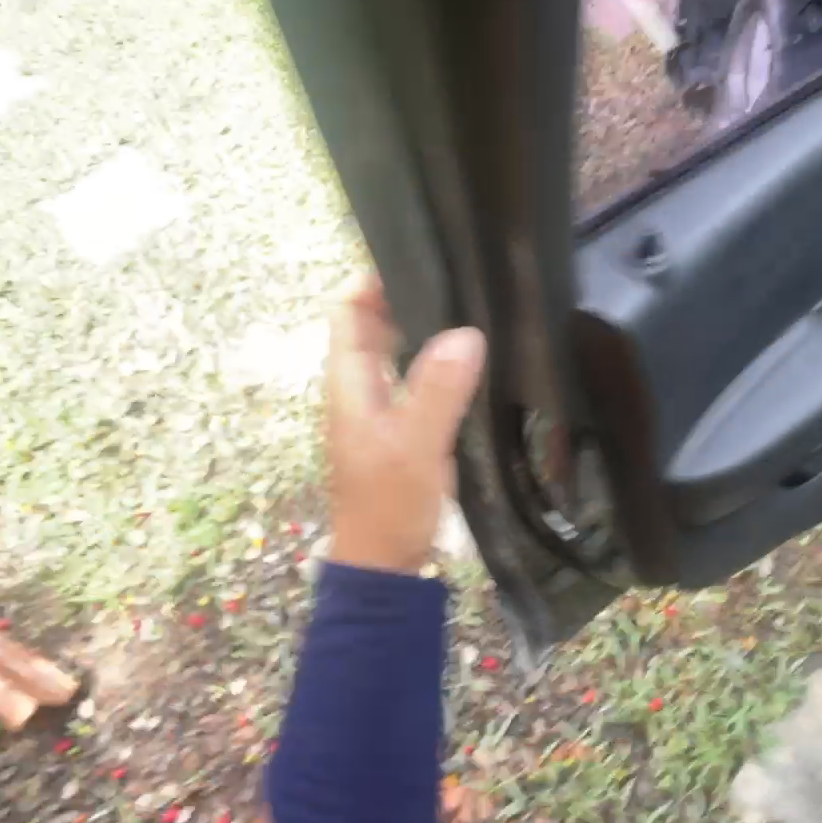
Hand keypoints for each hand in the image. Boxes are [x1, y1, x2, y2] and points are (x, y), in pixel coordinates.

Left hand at [324, 274, 486, 575]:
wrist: (385, 564)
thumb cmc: (389, 504)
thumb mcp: (415, 445)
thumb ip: (438, 390)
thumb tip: (467, 334)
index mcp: (349, 384)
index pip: (349, 313)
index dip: (372, 281)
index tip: (419, 258)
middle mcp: (361, 390)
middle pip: (375, 328)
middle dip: (407, 300)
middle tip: (459, 280)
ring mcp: (381, 411)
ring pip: (400, 356)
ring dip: (426, 332)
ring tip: (472, 310)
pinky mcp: (404, 431)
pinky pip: (419, 383)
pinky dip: (439, 365)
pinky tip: (473, 363)